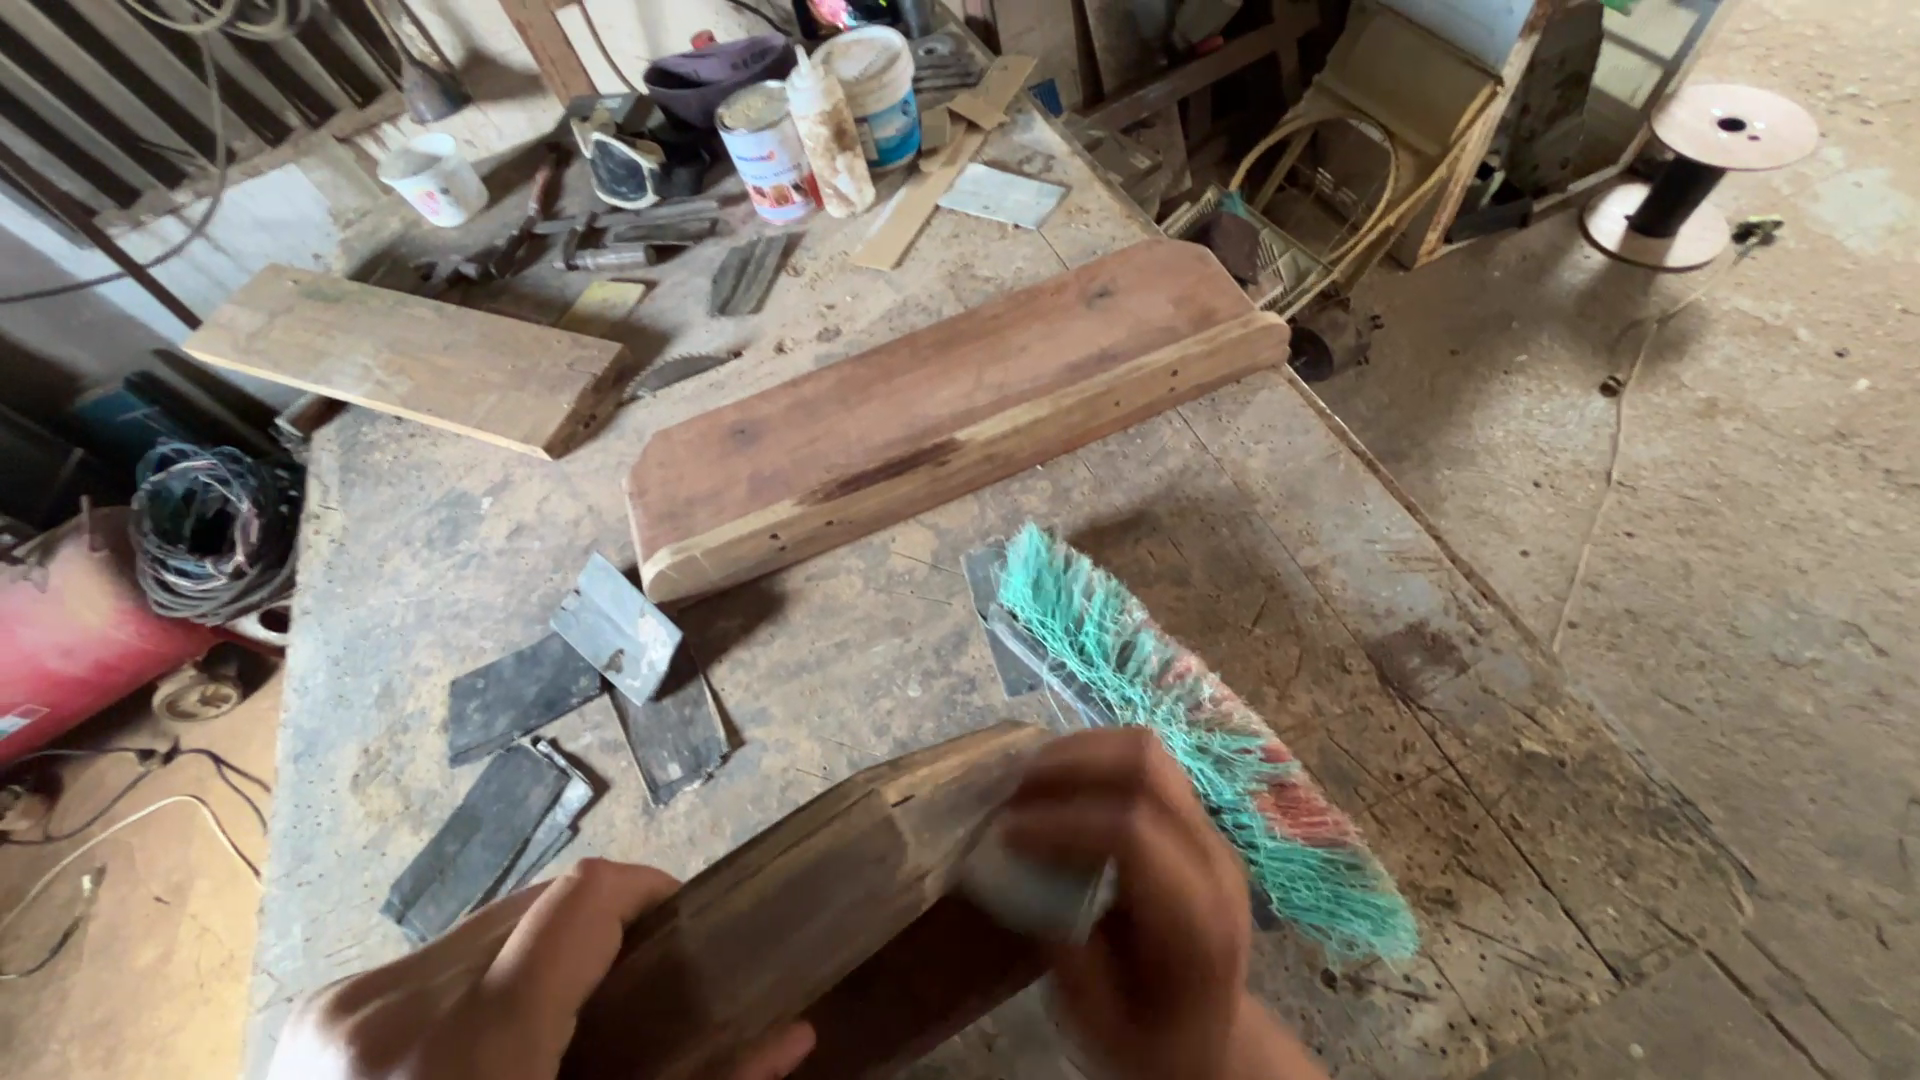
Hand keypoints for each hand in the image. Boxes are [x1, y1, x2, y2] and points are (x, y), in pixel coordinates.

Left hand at [267, 858, 815, 1079]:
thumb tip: (798, 1033)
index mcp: (471, 1040)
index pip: (585, 893)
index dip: (648, 890)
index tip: (677, 928)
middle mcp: (396, 1000)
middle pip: (542, 902)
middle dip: (596, 933)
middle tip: (624, 996)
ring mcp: (342, 1006)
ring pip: (488, 923)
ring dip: (539, 954)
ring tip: (553, 1026)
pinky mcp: (313, 1017)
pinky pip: (435, 958)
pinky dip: (483, 979)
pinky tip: (483, 1048)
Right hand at [999, 729, 1324, 1079]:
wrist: (1214, 1034)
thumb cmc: (1154, 1038)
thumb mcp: (1101, 1029)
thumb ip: (1071, 962)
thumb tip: (1036, 887)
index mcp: (1196, 918)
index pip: (1133, 831)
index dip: (1062, 821)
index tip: (1007, 833)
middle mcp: (1211, 858)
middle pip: (1145, 768)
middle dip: (1068, 765)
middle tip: (1012, 788)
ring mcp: (1208, 829)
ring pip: (1147, 749)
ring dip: (1080, 750)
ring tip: (1030, 775)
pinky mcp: (1194, 816)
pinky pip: (1145, 759)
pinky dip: (1094, 755)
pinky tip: (1058, 779)